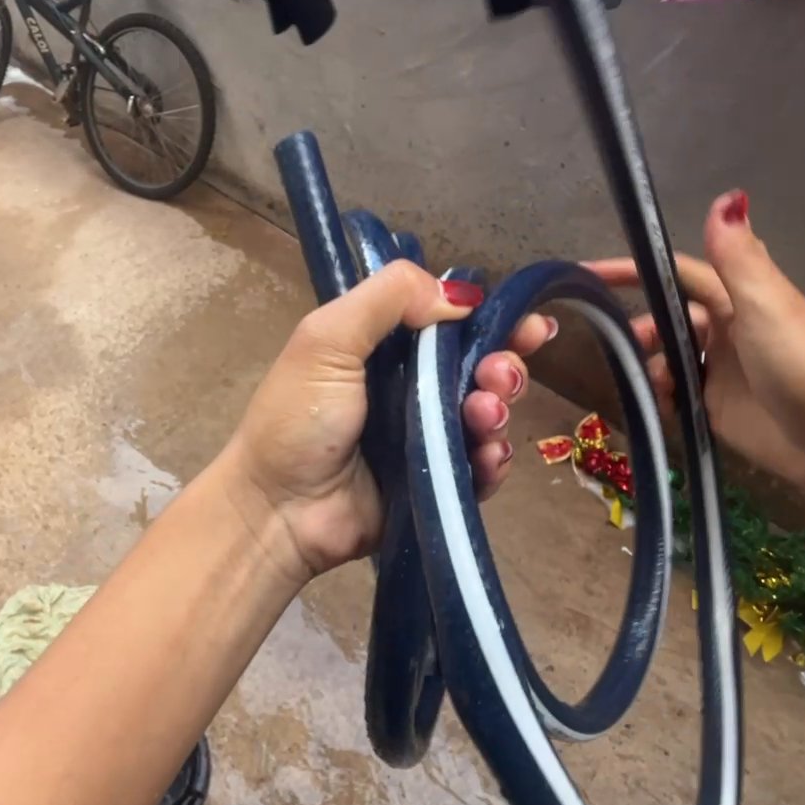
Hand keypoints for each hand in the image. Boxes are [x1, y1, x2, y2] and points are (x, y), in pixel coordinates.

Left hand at [222, 260, 556, 580]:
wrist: (279, 510)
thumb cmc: (296, 420)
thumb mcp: (326, 341)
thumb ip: (386, 299)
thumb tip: (461, 293)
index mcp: (380, 349)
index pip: (450, 324)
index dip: (491, 321)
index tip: (526, 324)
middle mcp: (407, 390)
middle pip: (478, 369)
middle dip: (503, 366)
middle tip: (498, 376)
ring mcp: (422, 440)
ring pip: (486, 417)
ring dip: (497, 409)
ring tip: (482, 414)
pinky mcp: (433, 485)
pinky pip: (480, 469)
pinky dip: (492, 461)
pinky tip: (485, 455)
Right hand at [588, 191, 804, 498]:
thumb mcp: (768, 306)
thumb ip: (739, 259)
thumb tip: (727, 197)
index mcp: (742, 301)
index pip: (680, 275)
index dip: (636, 270)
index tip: (588, 273)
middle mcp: (729, 331)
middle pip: (668, 321)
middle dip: (640, 330)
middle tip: (619, 347)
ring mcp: (722, 372)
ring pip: (666, 359)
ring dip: (648, 367)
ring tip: (651, 383)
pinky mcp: (716, 409)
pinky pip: (672, 396)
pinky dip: (659, 398)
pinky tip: (659, 405)